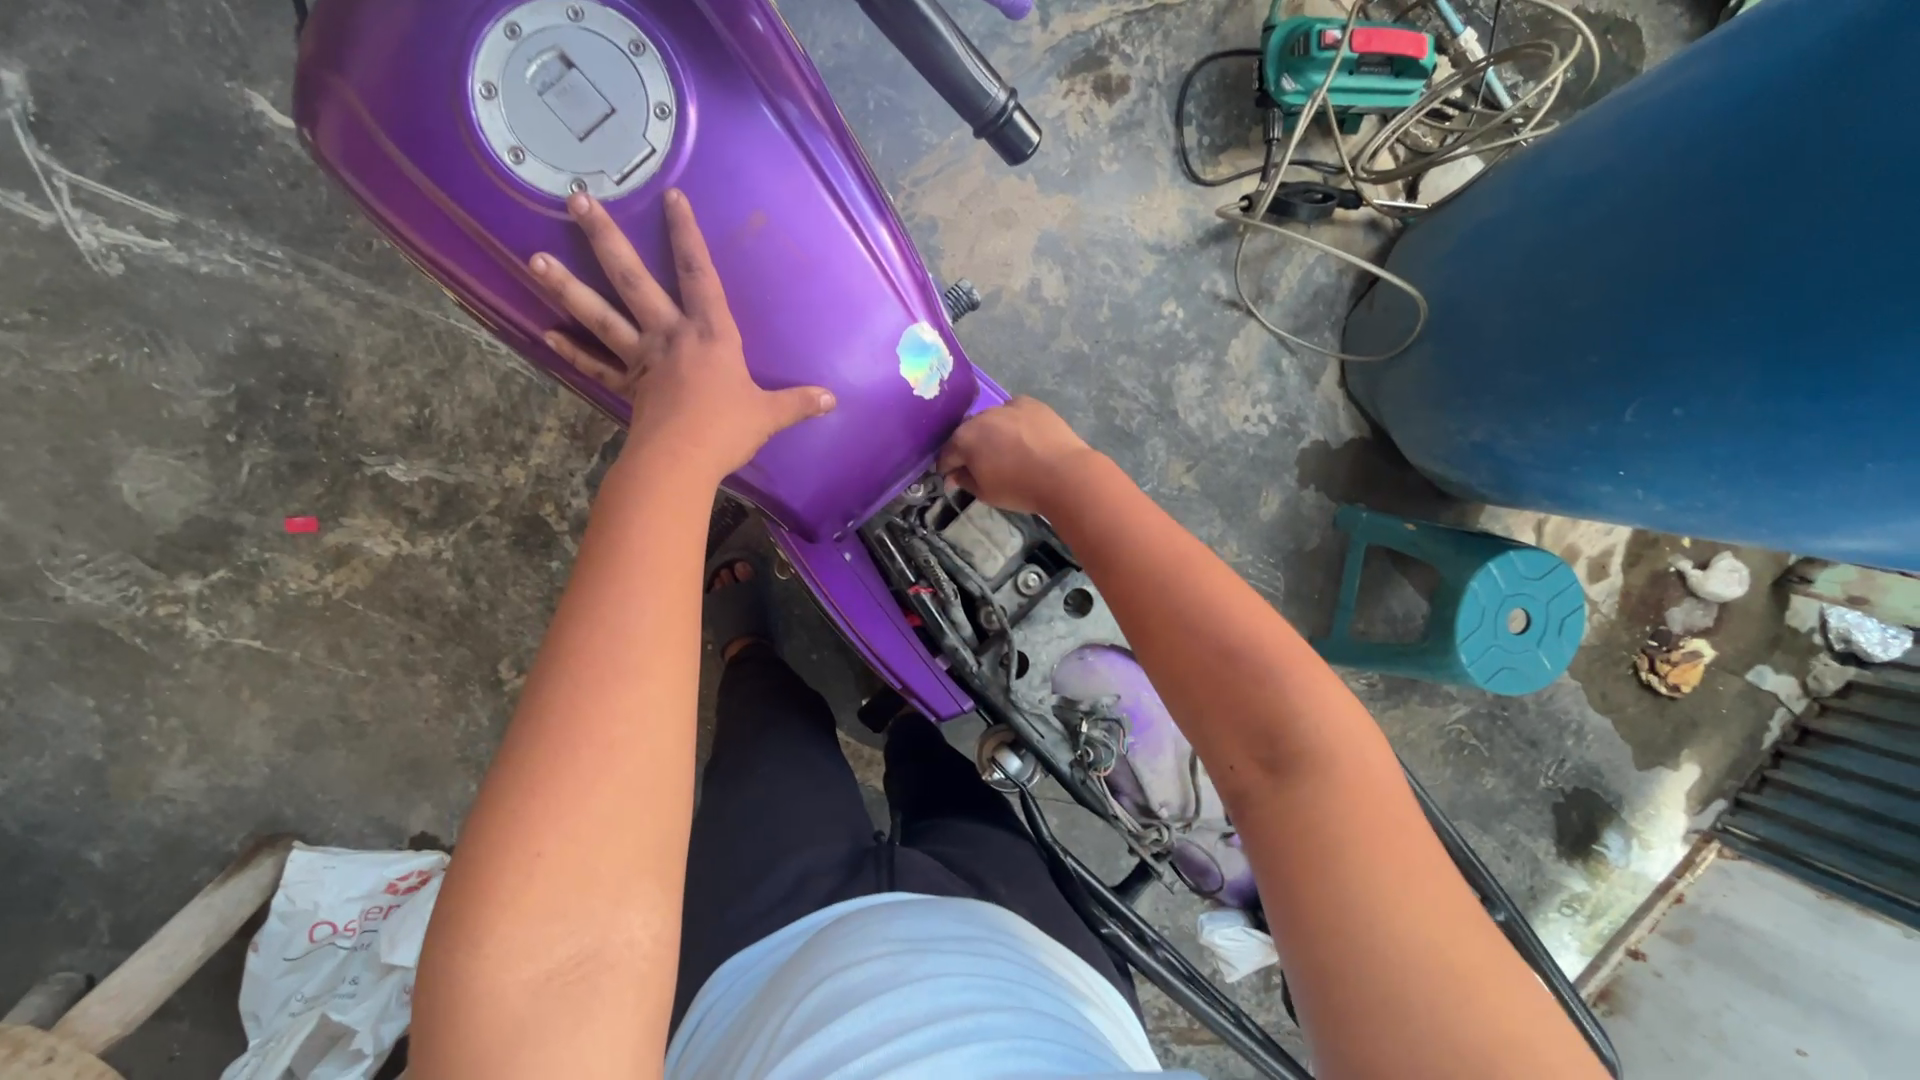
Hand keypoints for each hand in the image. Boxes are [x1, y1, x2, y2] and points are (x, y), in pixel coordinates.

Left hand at [529, 190, 835, 482]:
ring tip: (533, 258)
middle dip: (606, 238)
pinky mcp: (626, 386)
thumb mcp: (769, 414)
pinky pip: (594, 364)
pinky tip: (546, 331)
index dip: (687, 235)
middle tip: (577, 200)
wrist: (681, 462)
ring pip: (600, 314)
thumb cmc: (727, 431)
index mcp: (710, 334)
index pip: (699, 274)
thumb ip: (798, 402)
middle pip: (633, 279)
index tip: (671, 197)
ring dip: (566, 286)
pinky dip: (572, 349)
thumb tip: (832, 400)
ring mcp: (642, 358)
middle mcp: (670, 335)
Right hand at [936, 396, 1104, 515]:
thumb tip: (955, 474)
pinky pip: (1013, 411)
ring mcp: (1007, 406)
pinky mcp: (1030, 403)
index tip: (954, 479)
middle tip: (982, 465)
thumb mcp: (985, 493)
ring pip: (990, 420)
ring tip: (1006, 450)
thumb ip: (964, 480)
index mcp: (964, 439)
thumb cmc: (1020, 488)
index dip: (948, 468)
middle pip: (968, 432)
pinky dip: (1012, 421)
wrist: (1064, 475)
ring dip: (991, 433)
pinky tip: (1023, 436)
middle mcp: (981, 417)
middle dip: (970, 448)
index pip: (946, 453)